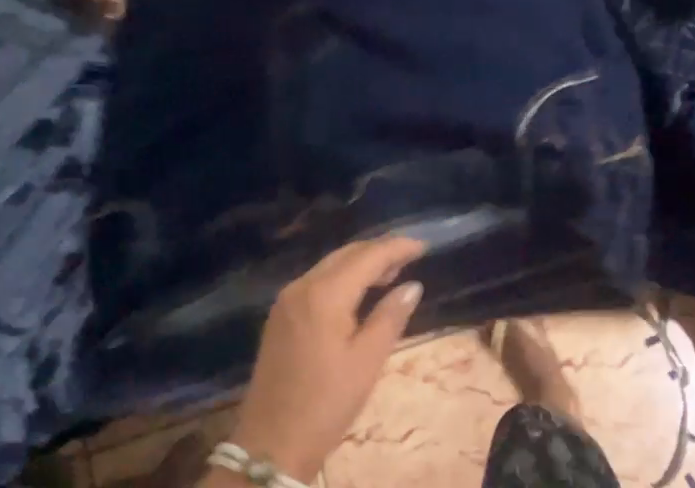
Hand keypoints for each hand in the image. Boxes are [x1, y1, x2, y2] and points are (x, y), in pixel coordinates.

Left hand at [229, 236, 427, 479]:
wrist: (271, 446)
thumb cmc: (326, 404)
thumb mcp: (368, 361)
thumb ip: (391, 316)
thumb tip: (412, 285)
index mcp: (324, 294)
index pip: (368, 256)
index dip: (397, 248)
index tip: (423, 247)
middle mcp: (301, 287)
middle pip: (346, 254)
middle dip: (379, 252)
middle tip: (410, 259)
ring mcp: (286, 301)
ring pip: (330, 266)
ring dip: (360, 264)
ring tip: (391, 275)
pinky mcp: (280, 317)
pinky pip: (316, 282)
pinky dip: (342, 278)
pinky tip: (358, 294)